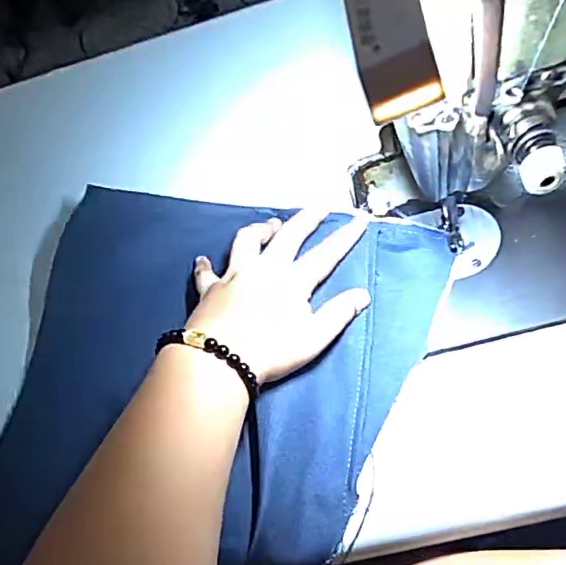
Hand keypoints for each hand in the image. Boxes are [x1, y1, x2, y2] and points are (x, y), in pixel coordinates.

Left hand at [184, 209, 371, 385]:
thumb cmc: (272, 351)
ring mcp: (235, 276)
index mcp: (293, 281)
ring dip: (260, 230)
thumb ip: (338, 313)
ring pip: (246, 242)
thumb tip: (362, 295)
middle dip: (307, 218)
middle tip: (320, 205)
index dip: (344, 236)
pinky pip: (207, 273)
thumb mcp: (315, 337)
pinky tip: (203, 260)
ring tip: (269, 225)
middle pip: (288, 236)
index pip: (325, 255)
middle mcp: (264, 269)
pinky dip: (206, 265)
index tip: (358, 219)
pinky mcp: (210, 290)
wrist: (221, 359)